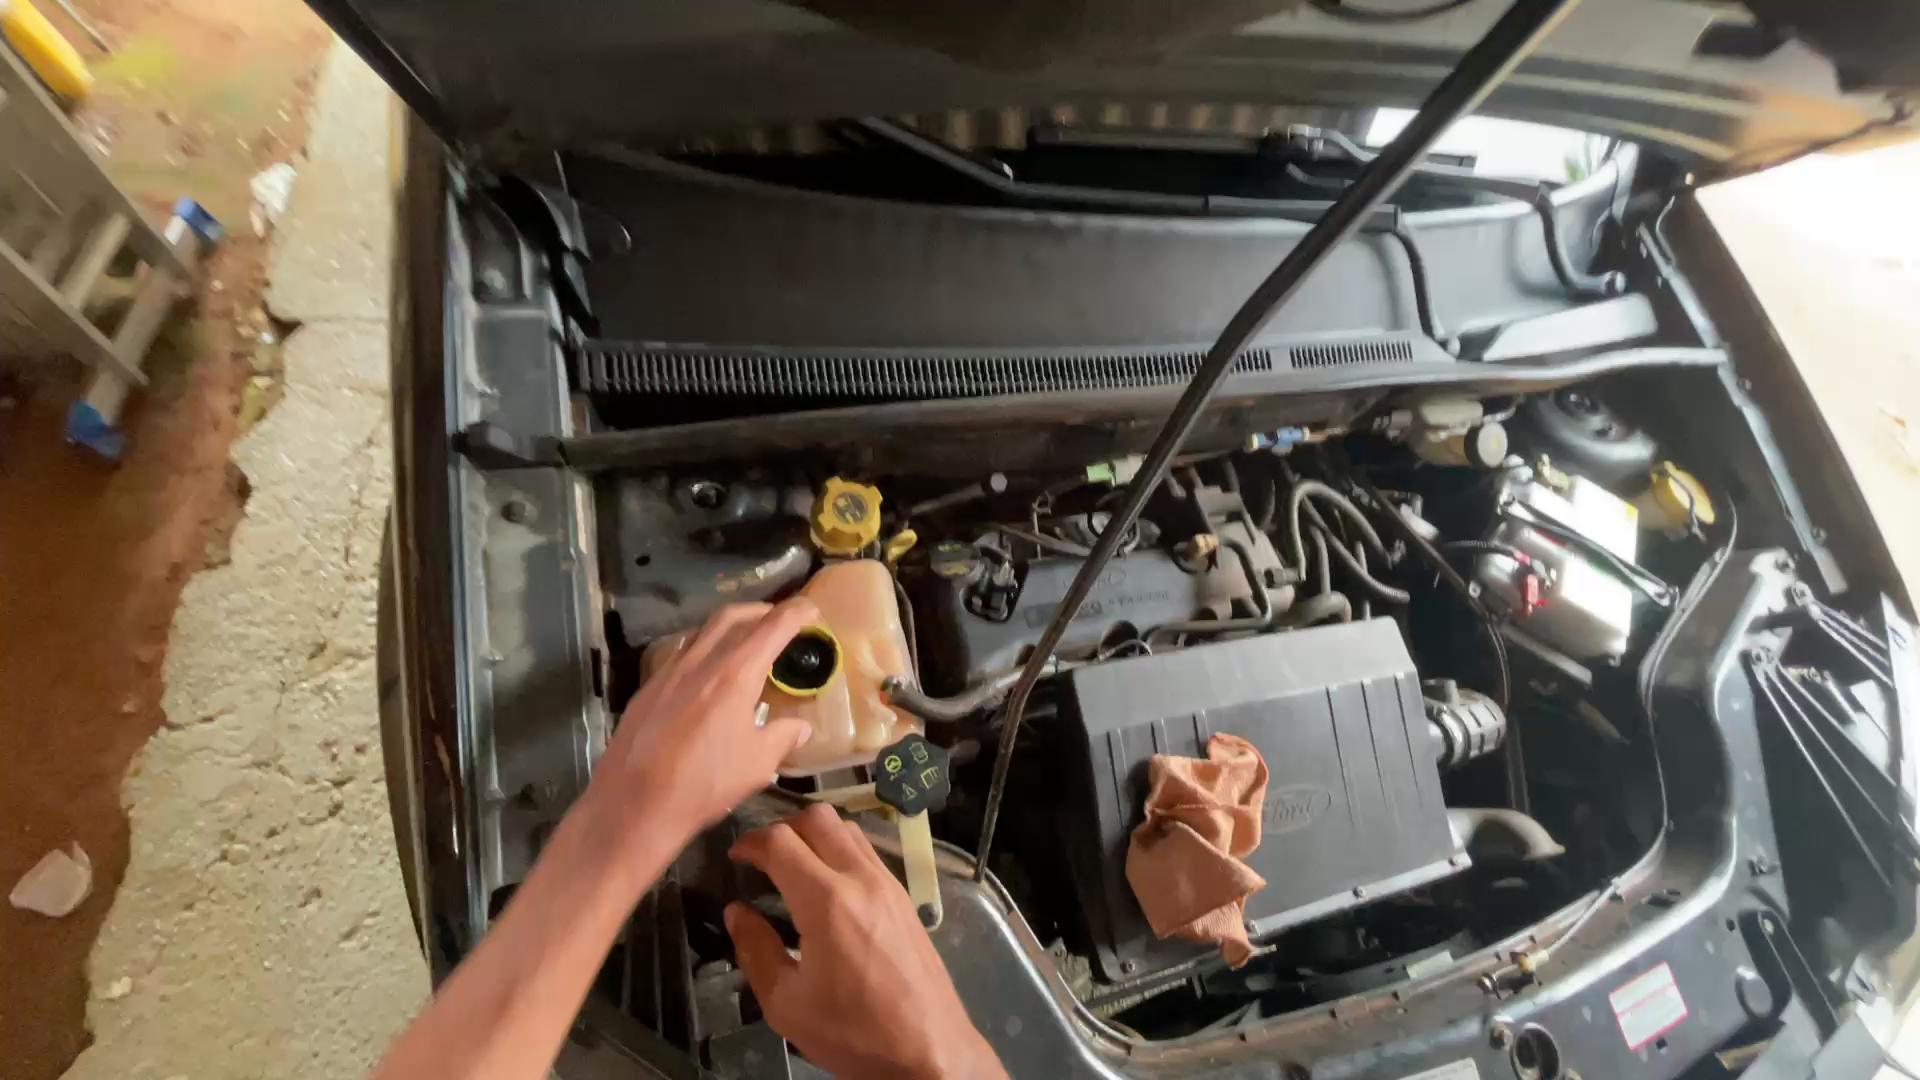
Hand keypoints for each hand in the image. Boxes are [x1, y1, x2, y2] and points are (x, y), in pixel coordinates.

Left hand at [583, 600, 817, 864]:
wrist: (631, 807)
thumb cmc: (703, 784)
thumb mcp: (757, 765)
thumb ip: (783, 737)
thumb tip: (800, 728)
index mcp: (735, 674)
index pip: (772, 626)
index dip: (797, 613)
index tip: (812, 609)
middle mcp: (701, 661)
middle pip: (733, 616)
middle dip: (762, 610)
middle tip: (781, 620)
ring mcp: (669, 672)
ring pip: (704, 630)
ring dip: (731, 626)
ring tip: (747, 643)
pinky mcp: (648, 689)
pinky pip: (682, 652)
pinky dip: (706, 648)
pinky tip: (709, 674)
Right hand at [726, 804, 1006, 1079]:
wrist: (928, 1047)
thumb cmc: (854, 1031)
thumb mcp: (788, 1005)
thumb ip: (756, 950)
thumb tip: (736, 912)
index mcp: (827, 902)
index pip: (782, 842)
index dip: (752, 841)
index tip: (735, 855)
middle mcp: (860, 877)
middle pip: (817, 817)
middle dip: (782, 825)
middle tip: (762, 854)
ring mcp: (887, 880)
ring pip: (845, 826)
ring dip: (813, 831)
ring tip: (791, 861)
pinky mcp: (902, 891)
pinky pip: (865, 847)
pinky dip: (838, 845)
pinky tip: (825, 877)